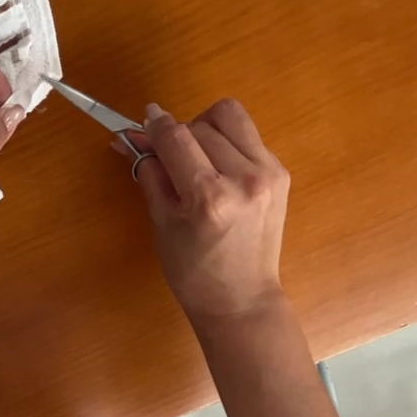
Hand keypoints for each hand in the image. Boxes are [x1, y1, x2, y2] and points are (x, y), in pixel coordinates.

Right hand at [126, 98, 290, 323]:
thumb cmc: (192, 272)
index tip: (144, 118)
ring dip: (205, 128)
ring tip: (195, 154)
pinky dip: (226, 143)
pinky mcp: (281, 172)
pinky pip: (248, 137)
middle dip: (178, 134)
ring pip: (230, 118)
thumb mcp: (162, 226)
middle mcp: (244, 178)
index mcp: (208, 197)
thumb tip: (135, 142)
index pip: (177, 140)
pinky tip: (217, 168)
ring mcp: (268, 173)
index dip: (156, 125)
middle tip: (165, 154)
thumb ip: (151, 177)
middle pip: (202, 125)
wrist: (240, 297)